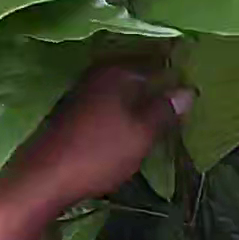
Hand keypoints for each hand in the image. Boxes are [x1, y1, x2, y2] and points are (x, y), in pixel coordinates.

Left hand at [0, 66, 190, 210]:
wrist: (44, 178)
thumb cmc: (99, 152)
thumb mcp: (142, 133)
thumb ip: (165, 109)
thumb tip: (188, 90)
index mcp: (117, 72)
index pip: (156, 61)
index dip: (176, 71)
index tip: (194, 83)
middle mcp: (98, 74)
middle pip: (138, 74)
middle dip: (159, 85)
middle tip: (184, 102)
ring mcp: (83, 92)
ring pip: (123, 90)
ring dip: (142, 100)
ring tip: (163, 117)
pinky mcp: (74, 113)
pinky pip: (109, 104)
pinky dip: (124, 111)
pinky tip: (133, 126)